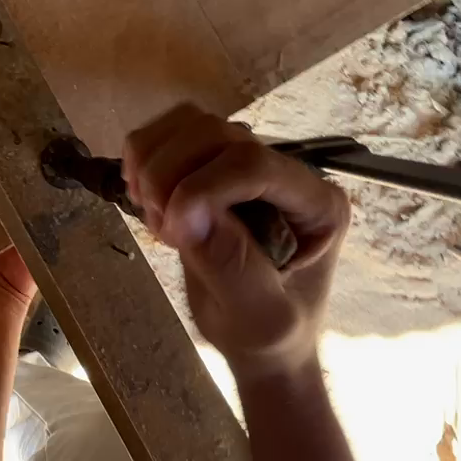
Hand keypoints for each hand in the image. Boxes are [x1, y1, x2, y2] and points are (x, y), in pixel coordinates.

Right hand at [123, 104, 349, 379]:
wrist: (257, 336)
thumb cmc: (268, 334)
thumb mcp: (260, 317)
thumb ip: (233, 267)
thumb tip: (189, 213)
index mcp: (317, 205)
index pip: (253, 164)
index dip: (200, 188)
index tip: (172, 236)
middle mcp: (286, 171)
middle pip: (215, 133)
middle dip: (170, 174)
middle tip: (161, 228)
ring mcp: (247, 161)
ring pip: (189, 123)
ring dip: (153, 163)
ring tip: (153, 213)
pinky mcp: (212, 162)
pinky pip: (169, 131)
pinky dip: (143, 156)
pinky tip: (144, 197)